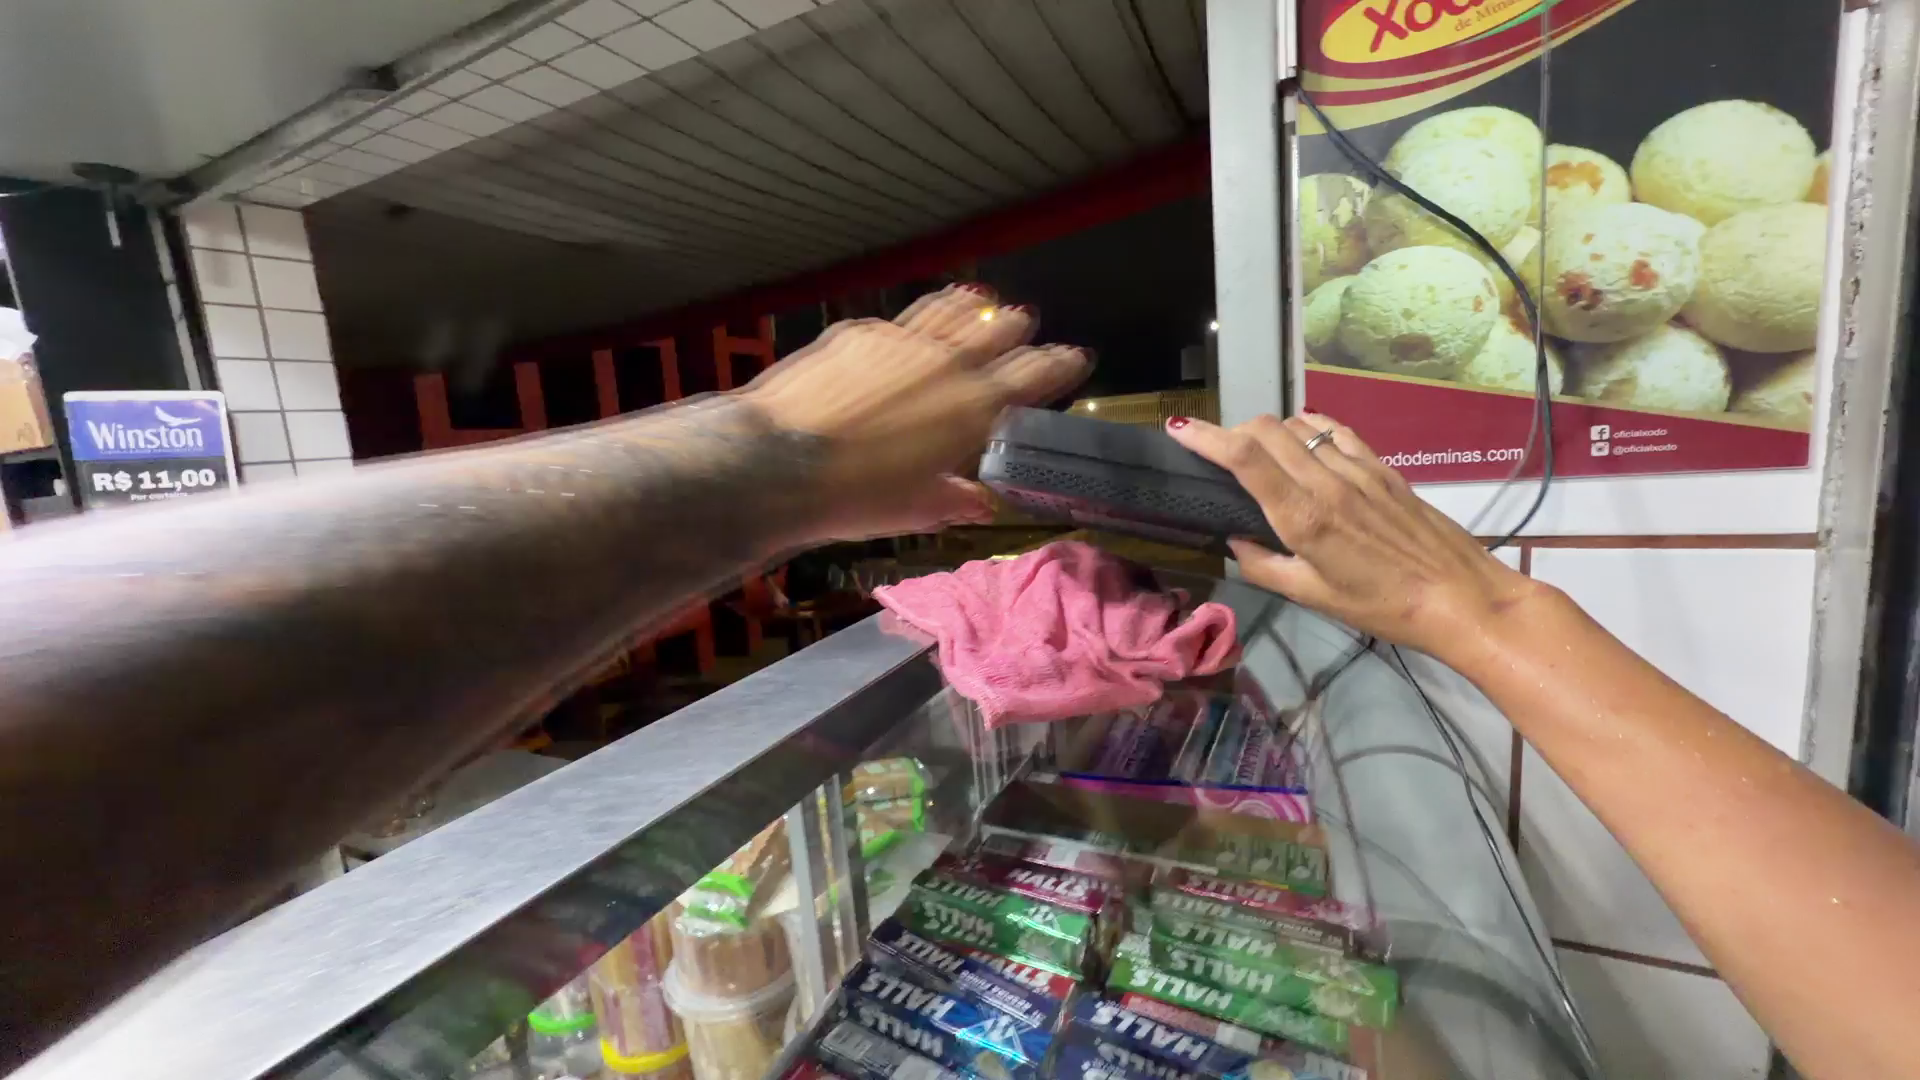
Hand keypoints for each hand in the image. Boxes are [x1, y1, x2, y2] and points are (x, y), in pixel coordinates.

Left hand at [744, 284, 1091, 541]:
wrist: (782, 460)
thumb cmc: (860, 496)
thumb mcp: (918, 509)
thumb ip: (955, 499)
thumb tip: (979, 500)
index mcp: (975, 407)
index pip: (1034, 375)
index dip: (1061, 364)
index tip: (1076, 356)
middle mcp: (949, 362)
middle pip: (997, 330)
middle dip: (1018, 327)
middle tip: (1026, 322)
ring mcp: (903, 340)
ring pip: (951, 311)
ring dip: (973, 306)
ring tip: (983, 299)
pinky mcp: (861, 332)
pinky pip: (903, 319)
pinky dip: (920, 319)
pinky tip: (914, 325)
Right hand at [1164, 411, 1541, 657]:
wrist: (1461, 597)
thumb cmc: (1380, 607)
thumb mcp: (1310, 595)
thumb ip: (1262, 564)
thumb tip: (1234, 539)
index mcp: (1303, 517)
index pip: (1245, 458)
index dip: (1206, 438)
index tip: (1178, 430)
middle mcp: (1326, 482)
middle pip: (1266, 430)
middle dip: (1231, 432)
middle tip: (1215, 451)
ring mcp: (1358, 469)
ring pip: (1298, 426)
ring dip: (1268, 431)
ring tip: (1258, 452)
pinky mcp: (1382, 466)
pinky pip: (1334, 431)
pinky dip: (1307, 429)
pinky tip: (1302, 443)